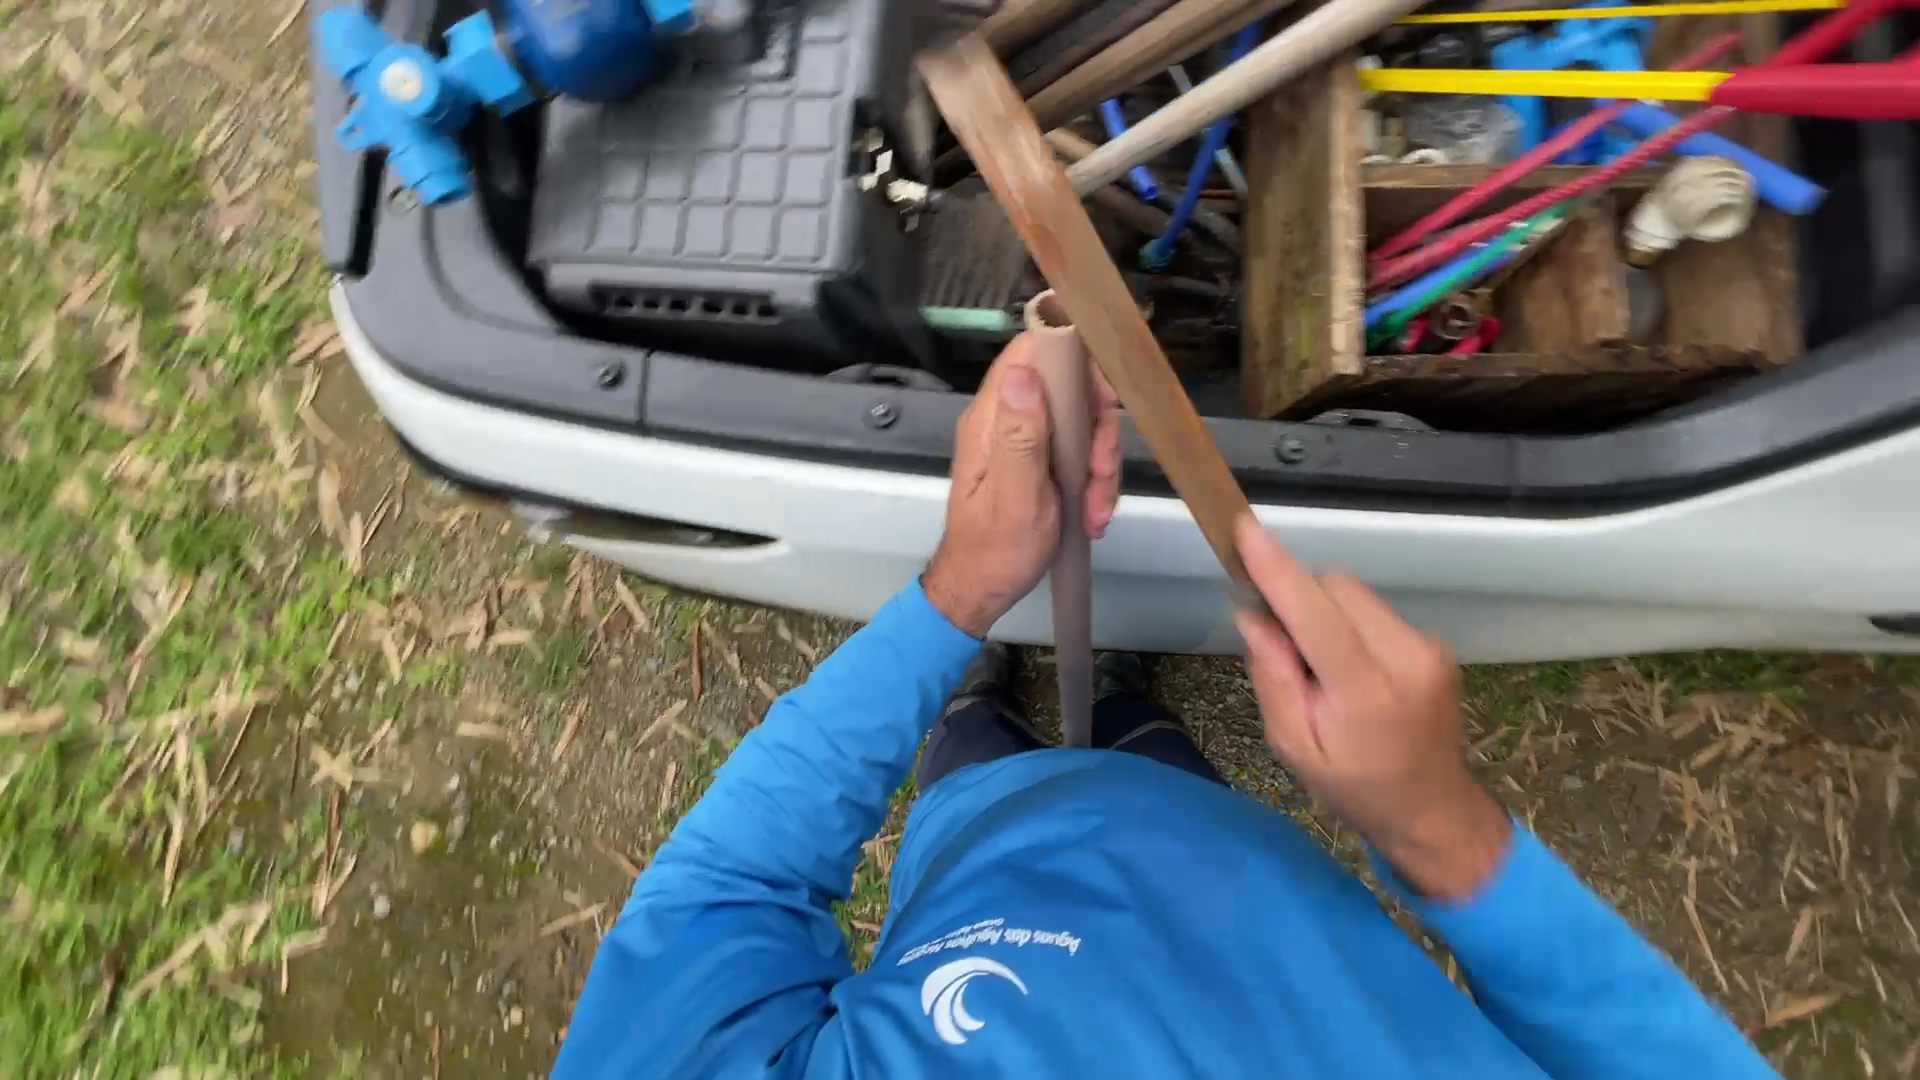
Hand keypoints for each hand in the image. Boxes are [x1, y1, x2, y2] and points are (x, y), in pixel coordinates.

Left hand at [923, 335, 1121, 637]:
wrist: (982, 590)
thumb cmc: (996, 551)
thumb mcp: (1016, 496)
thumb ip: (1020, 435)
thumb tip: (1023, 372)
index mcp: (991, 420)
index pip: (1030, 353)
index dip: (1073, 359)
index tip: (1103, 397)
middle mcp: (1005, 420)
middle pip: (1068, 390)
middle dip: (1097, 431)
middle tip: (1100, 474)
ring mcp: (1024, 442)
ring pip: (1080, 426)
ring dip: (1099, 468)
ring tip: (1095, 511)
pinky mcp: (1038, 463)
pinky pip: (1077, 454)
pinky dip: (1093, 483)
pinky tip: (1091, 515)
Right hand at [1232, 516, 1510, 900]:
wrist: (1433, 809)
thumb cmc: (1351, 785)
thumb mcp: (1292, 744)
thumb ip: (1272, 676)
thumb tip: (1253, 615)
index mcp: (1366, 690)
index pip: (1316, 614)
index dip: (1278, 570)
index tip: (1246, 532)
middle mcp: (1407, 656)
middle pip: (1334, 587)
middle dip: (1296, 596)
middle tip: (1276, 639)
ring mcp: (1427, 646)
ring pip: (1352, 592)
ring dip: (1319, 608)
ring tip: (1314, 661)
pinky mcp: (1433, 642)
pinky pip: (1369, 607)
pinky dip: (1342, 619)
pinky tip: (1341, 661)